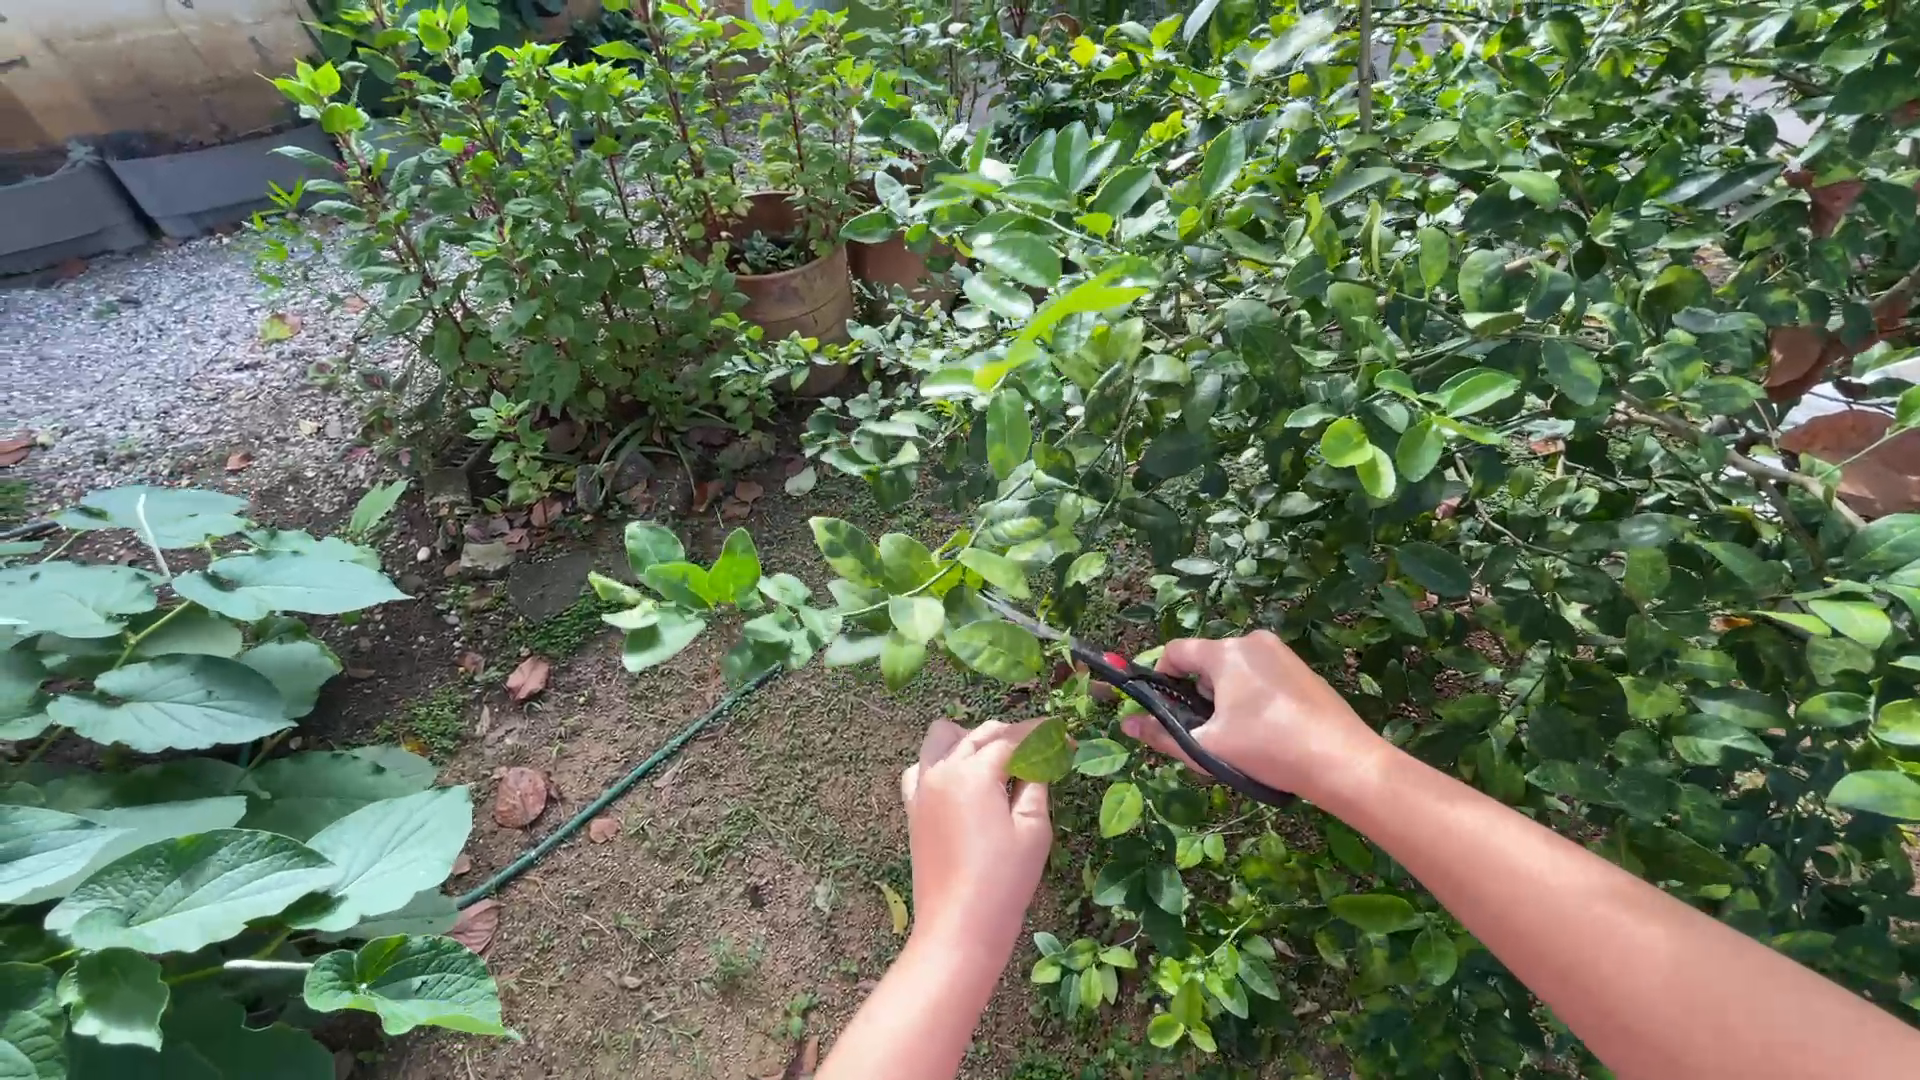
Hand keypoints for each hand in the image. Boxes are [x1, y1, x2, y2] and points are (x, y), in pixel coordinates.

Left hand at [898, 718, 1051, 955]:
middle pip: (981, 733)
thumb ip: (1036, 783)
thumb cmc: (1004, 880)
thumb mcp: (1033, 828)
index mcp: (974, 772)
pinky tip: (962, 779)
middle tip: (1043, 751)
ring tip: (999, 759)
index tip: (1066, 738)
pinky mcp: (913, 807)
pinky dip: (943, 761)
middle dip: (1014, 735)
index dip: (1043, 735)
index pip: (1013, 739)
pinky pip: (922, 767)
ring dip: (973, 738)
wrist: (958, 928)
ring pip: (945, 738)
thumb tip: (1041, 758)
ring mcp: (922, 787)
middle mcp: (943, 770)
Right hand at [1120, 631, 1383, 799]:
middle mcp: (1252, 642)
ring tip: (1240, 739)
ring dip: (1226, 700)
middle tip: (1208, 734)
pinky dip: (1253, 700)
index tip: (1166, 710)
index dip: (1160, 678)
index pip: (1175, 651)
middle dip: (1198, 695)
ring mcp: (1282, 654)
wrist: (1344, 764)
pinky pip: (1262, 678)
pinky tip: (1267, 734)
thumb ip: (1161, 734)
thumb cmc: (1268, 749)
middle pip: (1206, 663)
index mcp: (1226, 652)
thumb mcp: (1207, 746)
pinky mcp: (1304, 671)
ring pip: (1235, 672)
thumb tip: (1126, 724)